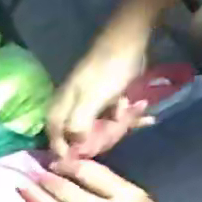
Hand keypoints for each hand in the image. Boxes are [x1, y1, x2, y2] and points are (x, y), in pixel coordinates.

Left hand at [13, 158, 200, 201]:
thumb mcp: (140, 198)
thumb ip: (109, 185)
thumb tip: (74, 170)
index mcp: (127, 196)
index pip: (91, 172)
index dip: (69, 164)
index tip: (57, 161)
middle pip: (68, 190)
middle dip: (46, 177)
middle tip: (32, 169)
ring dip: (34, 195)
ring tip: (20, 184)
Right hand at [47, 30, 149, 158]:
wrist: (127, 40)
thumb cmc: (106, 72)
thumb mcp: (90, 101)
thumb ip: (77, 126)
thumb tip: (74, 149)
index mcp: (58, 112)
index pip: (55, 141)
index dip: (68, 153)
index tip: (85, 161)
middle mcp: (68, 112)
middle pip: (78, 138)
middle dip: (101, 139)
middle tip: (121, 132)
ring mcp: (86, 106)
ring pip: (98, 128)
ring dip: (119, 127)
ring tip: (139, 119)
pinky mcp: (102, 100)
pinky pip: (112, 116)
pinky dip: (127, 118)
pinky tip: (146, 116)